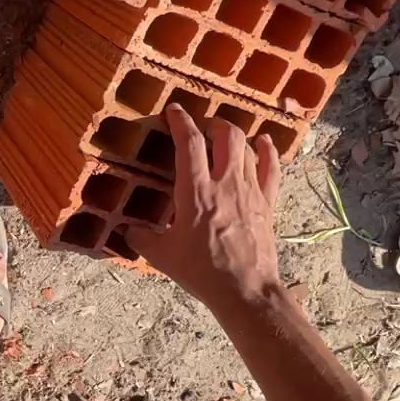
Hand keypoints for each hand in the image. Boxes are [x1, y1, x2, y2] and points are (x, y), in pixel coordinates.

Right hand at [125, 104, 284, 313]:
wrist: (244, 290)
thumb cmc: (201, 271)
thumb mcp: (161, 256)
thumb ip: (141, 238)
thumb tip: (128, 231)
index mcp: (195, 192)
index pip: (188, 143)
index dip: (180, 121)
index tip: (173, 110)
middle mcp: (225, 183)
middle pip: (225, 135)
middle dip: (212, 123)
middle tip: (201, 127)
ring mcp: (250, 191)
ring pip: (247, 147)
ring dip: (234, 136)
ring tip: (223, 136)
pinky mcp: (267, 203)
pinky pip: (271, 168)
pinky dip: (267, 150)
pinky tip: (262, 142)